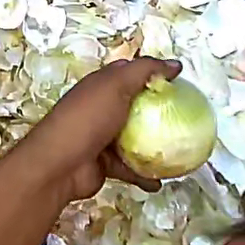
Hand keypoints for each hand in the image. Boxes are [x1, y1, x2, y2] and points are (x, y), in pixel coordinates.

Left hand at [13, 57, 179, 200]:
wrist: (60, 164)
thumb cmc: (88, 118)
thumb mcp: (117, 85)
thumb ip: (145, 71)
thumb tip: (176, 64)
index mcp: (101, 85)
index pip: (128, 72)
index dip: (151, 73)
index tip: (177, 81)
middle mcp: (101, 108)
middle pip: (134, 105)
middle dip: (156, 110)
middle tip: (184, 115)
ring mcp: (102, 136)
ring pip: (134, 138)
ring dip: (154, 144)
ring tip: (178, 149)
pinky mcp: (104, 162)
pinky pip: (130, 166)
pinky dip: (145, 174)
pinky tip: (161, 180)